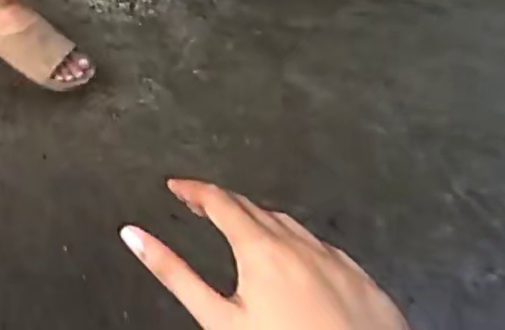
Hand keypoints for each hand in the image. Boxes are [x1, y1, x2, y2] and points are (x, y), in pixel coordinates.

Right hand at [121, 180, 407, 329]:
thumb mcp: (220, 321)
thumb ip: (174, 273)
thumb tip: (132, 234)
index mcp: (261, 247)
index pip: (218, 199)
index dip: (192, 189)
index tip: (176, 187)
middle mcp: (302, 245)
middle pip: (253, 208)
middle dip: (223, 203)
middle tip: (201, 206)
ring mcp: (341, 265)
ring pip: (292, 226)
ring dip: (262, 221)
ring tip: (244, 231)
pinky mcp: (373, 289)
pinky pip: (329, 251)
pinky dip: (303, 246)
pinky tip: (299, 264)